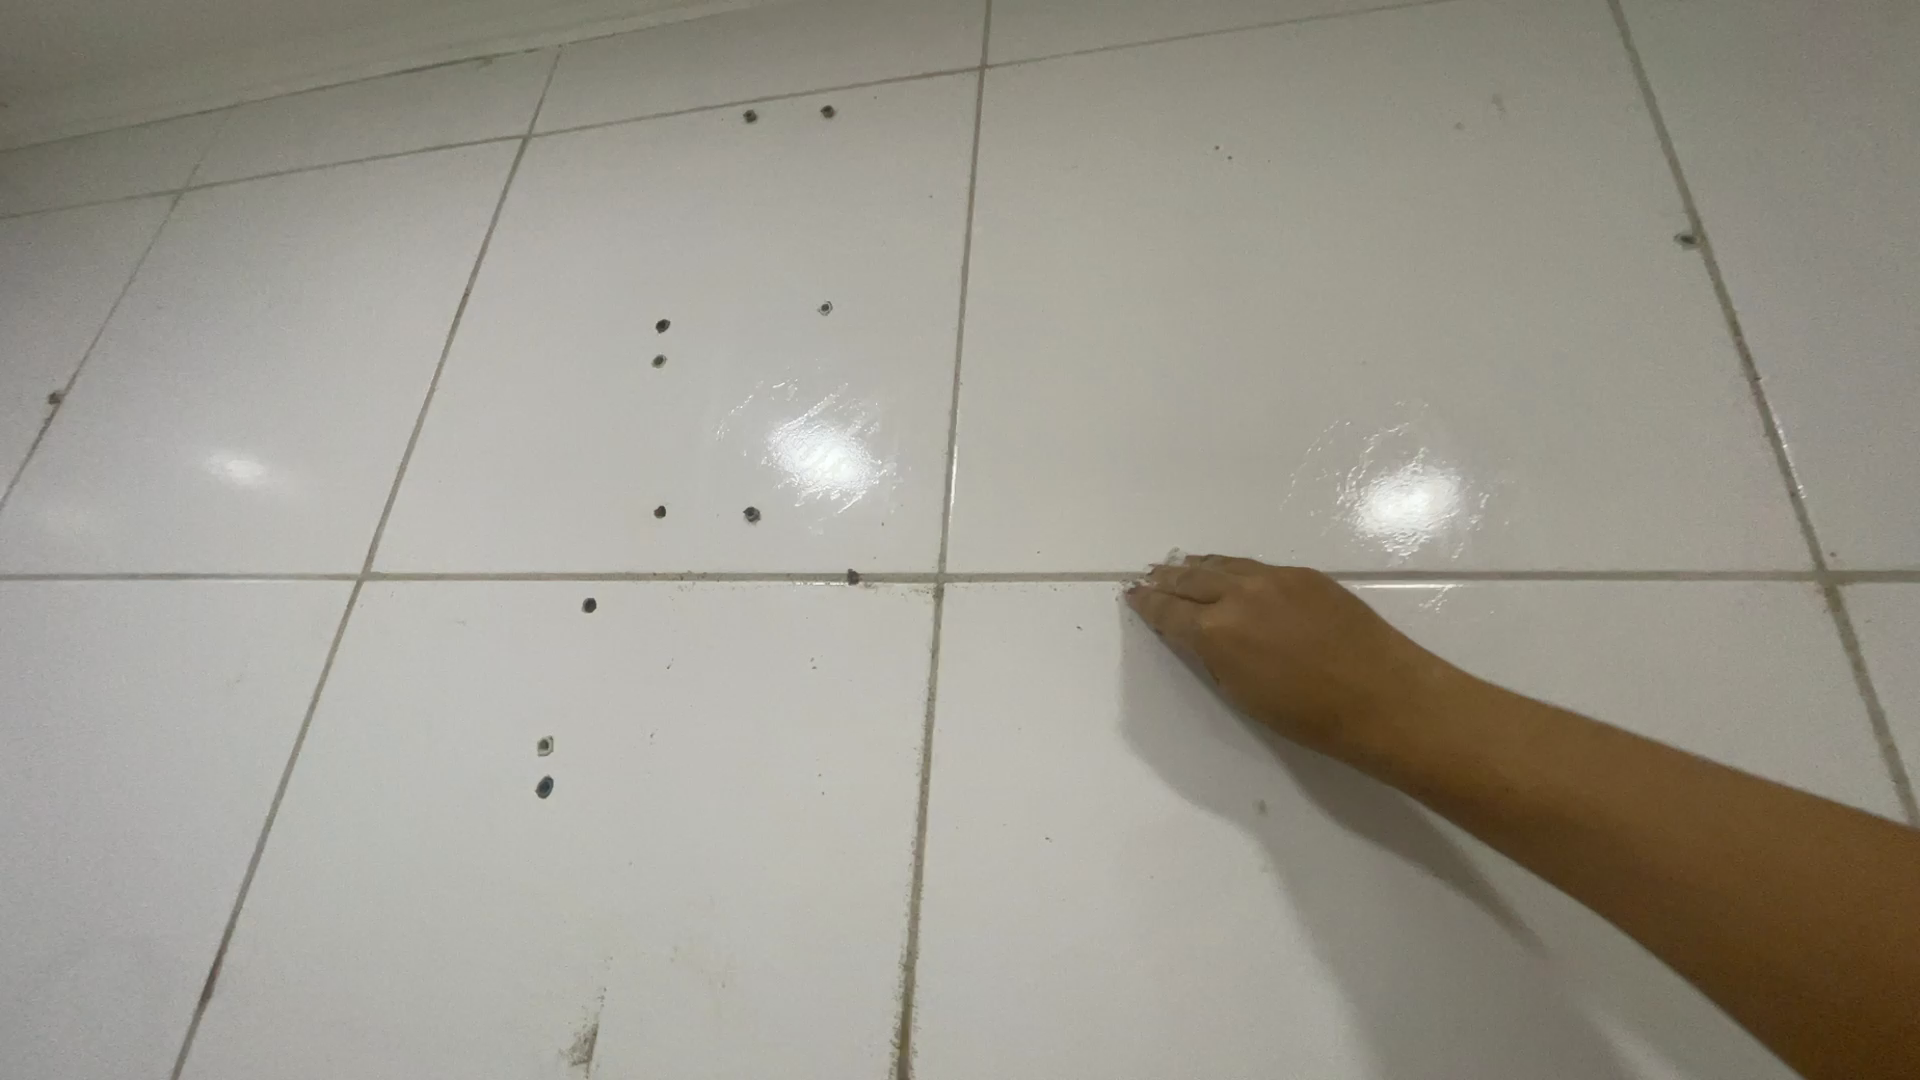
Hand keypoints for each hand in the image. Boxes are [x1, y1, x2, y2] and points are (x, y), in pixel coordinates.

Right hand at [1125, 556, 1466, 760]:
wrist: (1385, 698)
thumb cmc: (1308, 715)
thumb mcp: (1242, 693)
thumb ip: (1212, 656)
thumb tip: (1197, 635)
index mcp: (1215, 632)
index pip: (1168, 611)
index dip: (1147, 604)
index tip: (1133, 595)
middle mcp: (1237, 594)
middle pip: (1189, 579)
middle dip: (1165, 578)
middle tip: (1149, 576)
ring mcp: (1272, 579)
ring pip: (1221, 564)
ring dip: (1195, 567)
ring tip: (1179, 566)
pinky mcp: (1303, 575)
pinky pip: (1254, 566)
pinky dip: (1231, 568)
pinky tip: (1227, 572)